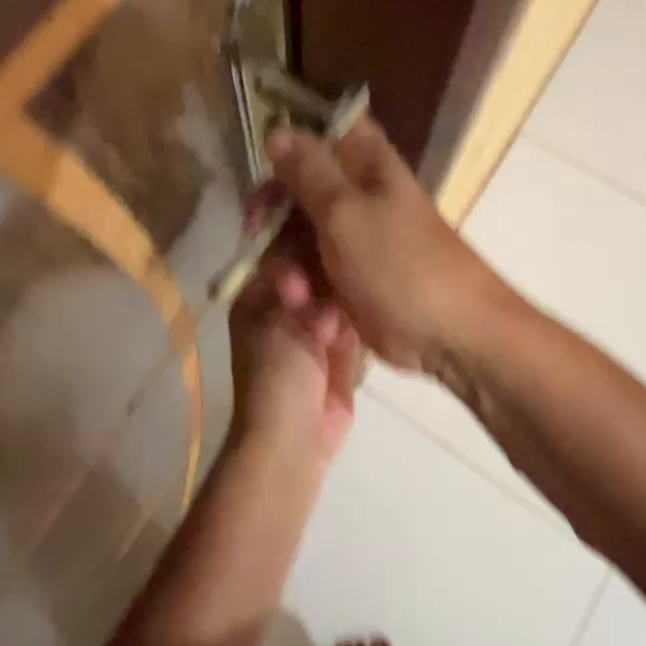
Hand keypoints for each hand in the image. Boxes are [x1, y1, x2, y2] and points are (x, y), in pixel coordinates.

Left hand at [227, 201, 364, 461]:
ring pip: (337, 291)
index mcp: (259, 294)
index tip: (342, 205)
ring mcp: (313, 329)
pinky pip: (354, 319)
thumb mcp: (280, 315)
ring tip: (380, 249)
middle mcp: (285, 306)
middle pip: (314, 268)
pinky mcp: (339, 352)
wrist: (293, 440)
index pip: (285, 249)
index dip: (310, 230)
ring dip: (353, 279)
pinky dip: (366, 307)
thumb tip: (313, 228)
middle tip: (367, 228)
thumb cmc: (276, 372)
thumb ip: (297, 271)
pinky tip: (386, 283)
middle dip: (337, 255)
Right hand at [262, 119, 511, 378]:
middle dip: (276, 227)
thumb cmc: (401, 263)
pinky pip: (312, 278)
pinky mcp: (350, 279)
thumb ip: (307, 171)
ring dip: (290, 273)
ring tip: (300, 301)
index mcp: (362, 163)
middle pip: (295, 193)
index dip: (284, 150)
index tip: (264, 179)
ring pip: (297, 241)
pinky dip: (311, 300)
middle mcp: (356, 194)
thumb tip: (276, 128)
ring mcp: (353, 239)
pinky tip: (320, 323)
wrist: (451, 335)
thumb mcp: (345, 212)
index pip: (316, 133)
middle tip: (258, 245)